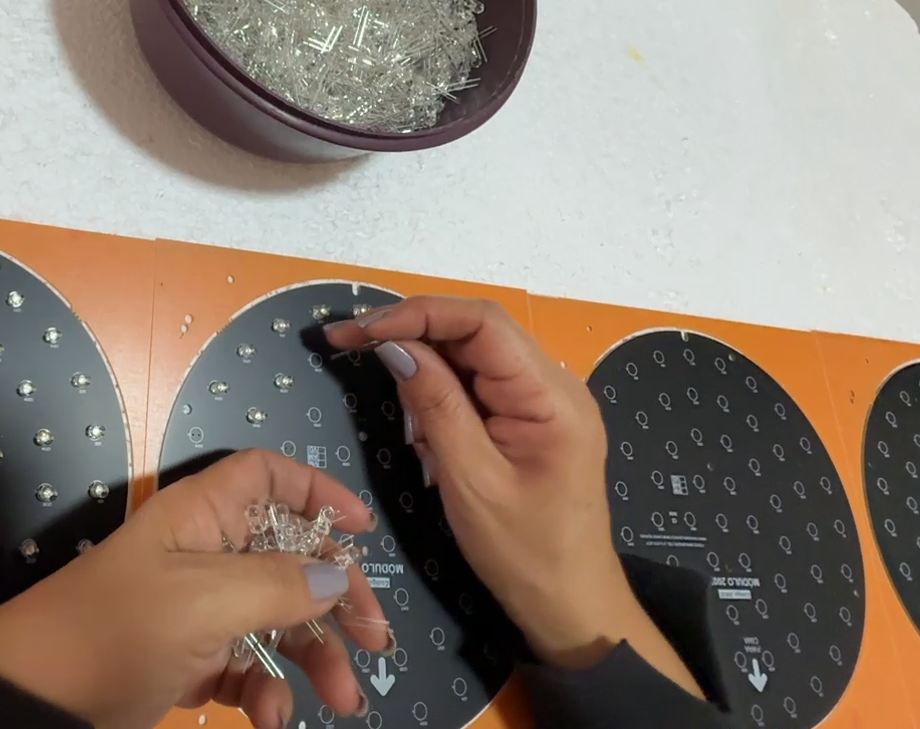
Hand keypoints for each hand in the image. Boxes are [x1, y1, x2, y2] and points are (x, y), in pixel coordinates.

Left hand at [0, 449, 392, 728]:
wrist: (41, 695)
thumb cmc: (123, 626)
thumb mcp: (206, 599)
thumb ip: (277, 585)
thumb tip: (335, 574)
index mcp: (204, 514)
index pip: (267, 476)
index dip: (315, 489)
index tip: (361, 528)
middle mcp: (207, 551)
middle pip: (287, 553)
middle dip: (332, 593)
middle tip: (375, 637)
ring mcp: (200, 605)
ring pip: (275, 615)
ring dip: (313, 653)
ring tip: (344, 697)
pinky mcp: (192, 654)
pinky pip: (246, 662)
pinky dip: (266, 688)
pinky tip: (270, 716)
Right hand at [325, 297, 702, 696]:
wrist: (570, 607)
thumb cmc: (524, 551)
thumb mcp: (469, 478)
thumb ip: (433, 403)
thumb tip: (392, 345)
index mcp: (550, 395)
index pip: (480, 322)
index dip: (416, 313)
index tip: (360, 329)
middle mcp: (550, 382)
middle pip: (470, 330)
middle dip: (409, 334)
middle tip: (349, 344)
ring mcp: (538, 396)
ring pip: (465, 354)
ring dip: (421, 372)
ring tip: (406, 426)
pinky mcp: (524, 413)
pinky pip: (470, 381)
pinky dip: (435, 394)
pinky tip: (423, 431)